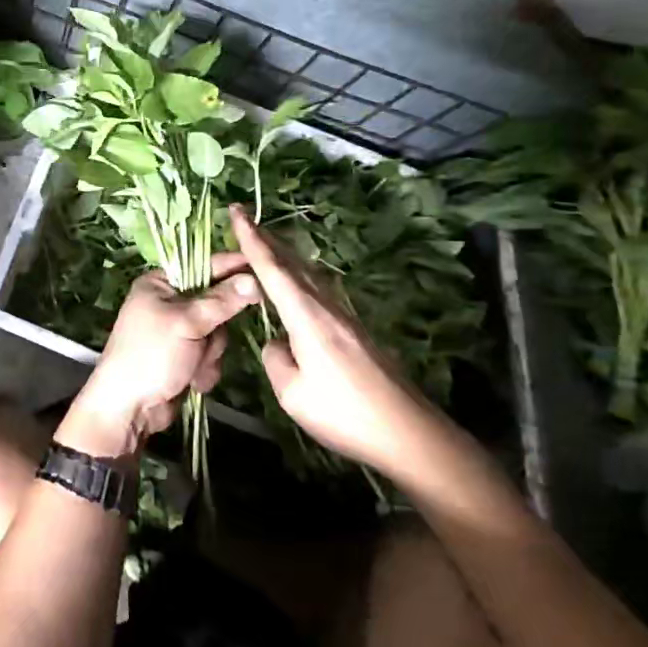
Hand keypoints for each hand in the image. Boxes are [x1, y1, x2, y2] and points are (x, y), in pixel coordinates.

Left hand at [54, 254, 259, 458]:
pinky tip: (191, 381)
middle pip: (216, 303)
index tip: (262, 269)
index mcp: (161, 283)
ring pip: (217, 333)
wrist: (129, 408)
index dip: (233, 268)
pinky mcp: (184, 355)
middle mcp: (169, 301)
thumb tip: (253, 279)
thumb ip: (221, 301)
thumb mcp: (186, 323)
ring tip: (192, 366)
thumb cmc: (150, 355)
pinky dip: (205, 369)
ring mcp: (177, 330)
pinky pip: (211, 354)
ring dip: (209, 354)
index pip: (204, 266)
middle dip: (215, 329)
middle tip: (206, 340)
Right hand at [228, 205, 448, 474]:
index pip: (272, 269)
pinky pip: (318, 289)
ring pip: (308, 274)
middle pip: (292, 263)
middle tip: (243, 217)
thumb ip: (275, 359)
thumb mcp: (292, 394)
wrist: (410, 435)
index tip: (236, 212)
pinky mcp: (356, 331)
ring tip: (264, 243)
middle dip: (265, 238)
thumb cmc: (346, 415)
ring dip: (283, 254)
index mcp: (307, 318)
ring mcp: (345, 317)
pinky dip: (298, 275)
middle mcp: (327, 308)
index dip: (251, 239)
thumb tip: (277, 342)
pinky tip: (296, 282)